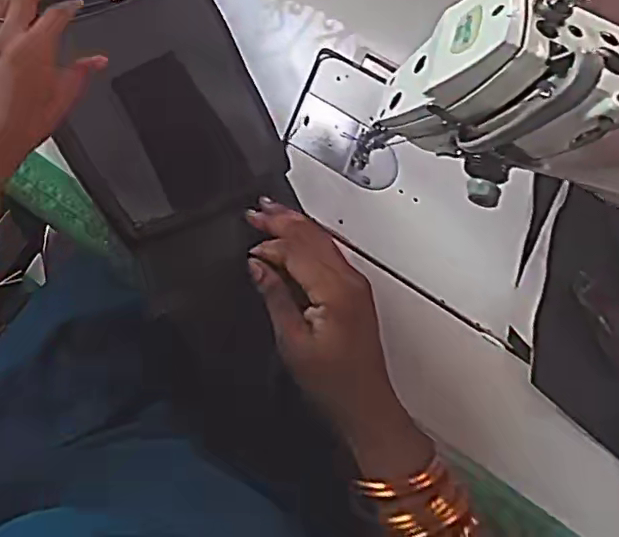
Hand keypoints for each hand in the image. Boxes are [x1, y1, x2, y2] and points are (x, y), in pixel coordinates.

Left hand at [0, 0, 107, 217]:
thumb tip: (96, 61)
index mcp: (37, 46)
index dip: (68, 6)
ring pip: (1, 8)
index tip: (75, 3)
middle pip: (24, 0)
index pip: (56, 15)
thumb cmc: (25, 122)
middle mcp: (13, 41)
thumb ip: (80, 73)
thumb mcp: (63, 97)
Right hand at [247, 200, 433, 473]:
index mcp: (335, 291)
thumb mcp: (293, 343)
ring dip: (295, 223)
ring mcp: (356, 283)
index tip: (250, 251)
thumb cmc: (334, 384)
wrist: (367, 408)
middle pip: (312, 236)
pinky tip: (296, 232)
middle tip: (256, 211)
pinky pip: (330, 249)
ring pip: (322, 238)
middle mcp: (350, 281)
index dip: (270, 246)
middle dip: (282, 220)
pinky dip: (308, 236)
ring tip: (271, 211)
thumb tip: (257, 265)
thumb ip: (275, 296)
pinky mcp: (356, 289)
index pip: (296, 251)